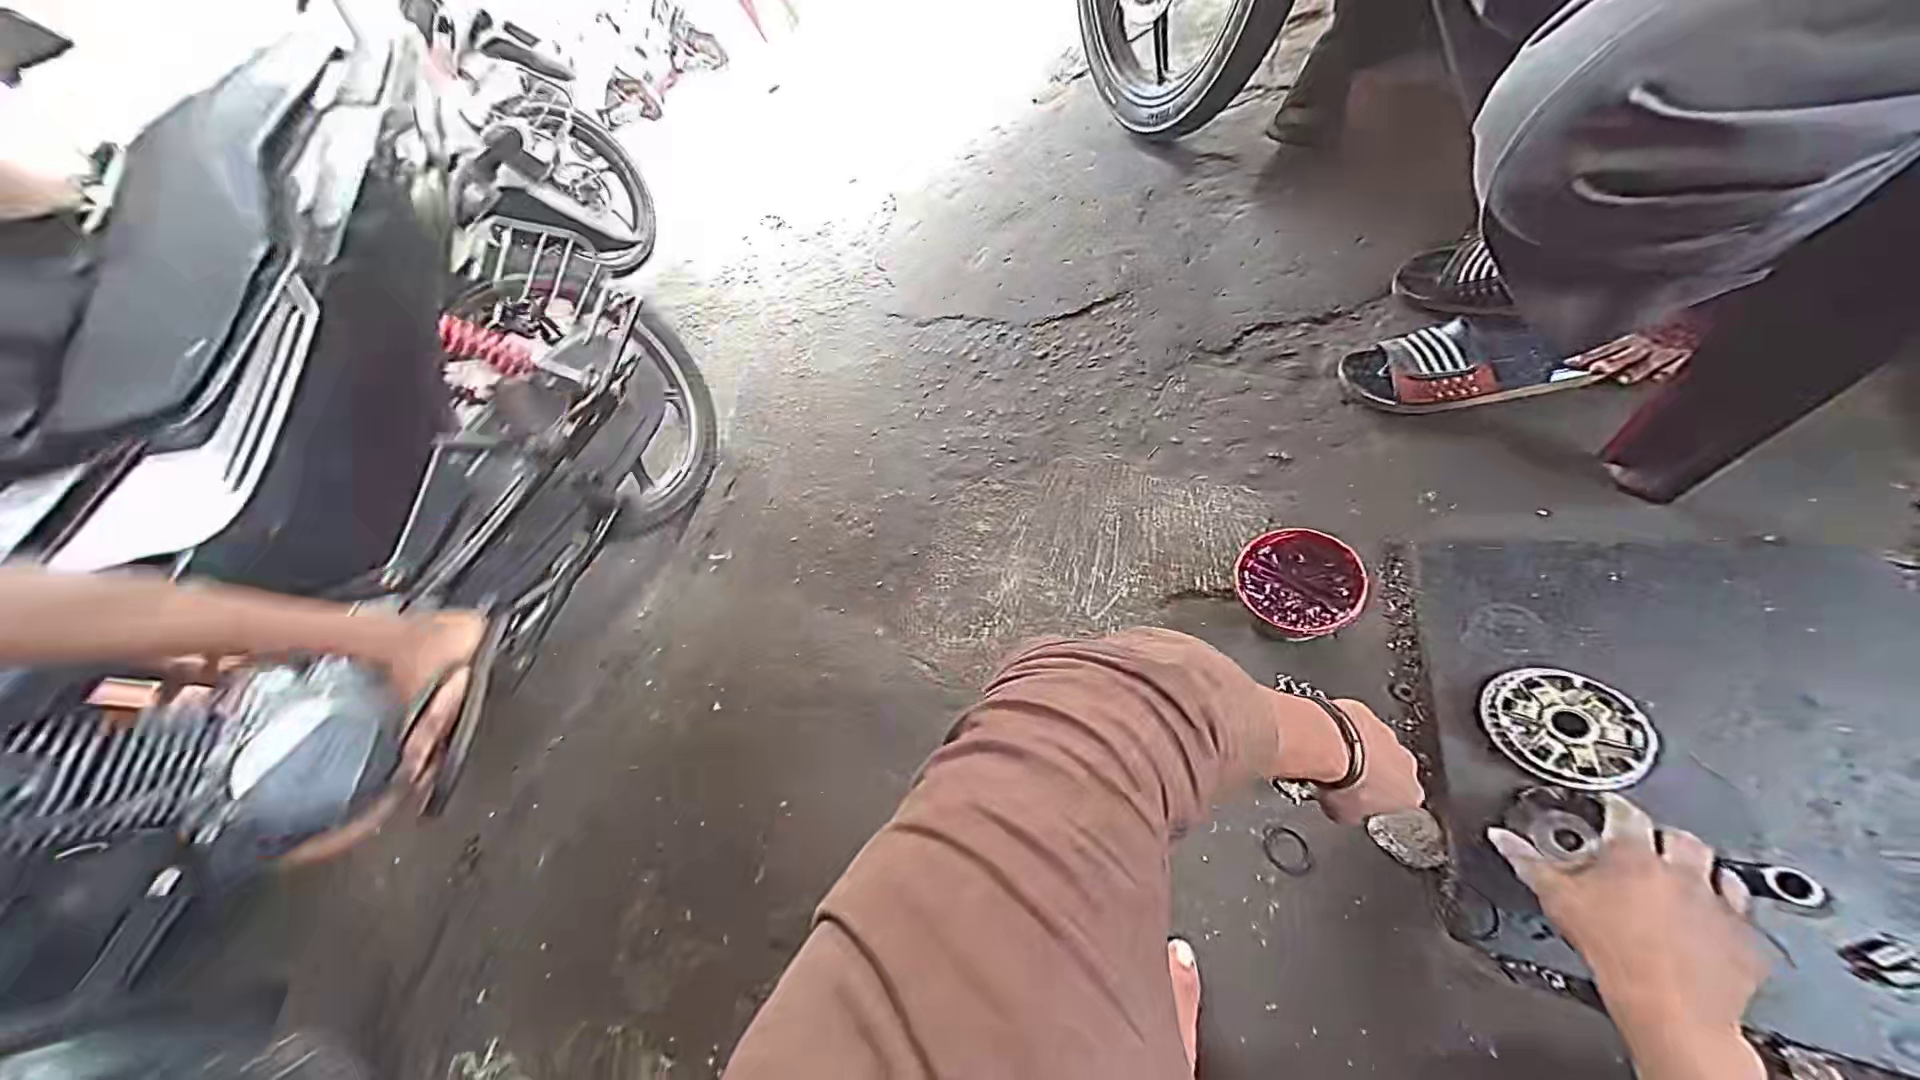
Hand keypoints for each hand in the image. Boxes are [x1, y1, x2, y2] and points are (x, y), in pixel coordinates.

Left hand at [1312, 699, 1423, 825]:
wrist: (1328, 746)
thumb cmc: (1342, 781)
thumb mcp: (1344, 813)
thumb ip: (1351, 813)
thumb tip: (1340, 810)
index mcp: (1410, 793)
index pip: (1399, 802)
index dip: (1375, 801)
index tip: (1354, 799)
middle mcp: (1405, 762)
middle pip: (1390, 769)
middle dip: (1369, 772)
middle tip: (1341, 775)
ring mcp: (1386, 733)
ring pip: (1374, 743)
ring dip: (1356, 748)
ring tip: (1328, 755)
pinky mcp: (1365, 712)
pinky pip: (1354, 721)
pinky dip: (1342, 726)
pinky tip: (1323, 734)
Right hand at [1488, 795, 1767, 1078]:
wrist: (1667, 1004)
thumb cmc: (1610, 946)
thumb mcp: (1554, 896)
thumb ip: (1526, 860)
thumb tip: (1502, 838)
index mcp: (1634, 856)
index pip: (1627, 813)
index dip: (1616, 806)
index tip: (1611, 806)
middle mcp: (1682, 873)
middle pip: (1682, 837)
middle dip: (1664, 837)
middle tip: (1645, 846)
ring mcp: (1720, 906)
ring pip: (1722, 871)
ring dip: (1701, 872)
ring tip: (1679, 880)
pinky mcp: (1747, 939)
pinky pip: (1744, 915)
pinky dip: (1725, 912)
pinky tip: (1705, 920)